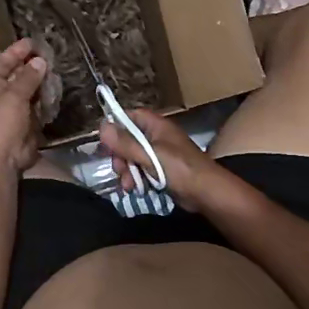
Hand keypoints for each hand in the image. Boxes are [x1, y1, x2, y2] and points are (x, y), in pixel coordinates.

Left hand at [0, 38, 49, 172]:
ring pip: (28, 89)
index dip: (16, 51)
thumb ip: (28, 77)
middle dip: (31, 65)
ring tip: (56, 69)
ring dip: (40, 81)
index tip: (32, 41)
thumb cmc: (0, 123)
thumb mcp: (13, 95)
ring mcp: (11, 108)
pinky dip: (45, 97)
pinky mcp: (24, 121)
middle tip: (50, 53)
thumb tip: (40, 61)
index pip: (1, 61)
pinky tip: (56, 89)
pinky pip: (36, 104)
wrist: (2, 159)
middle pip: (15, 74)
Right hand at [99, 108, 232, 211]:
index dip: (116, 125)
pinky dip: (136, 179)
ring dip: (126, 171)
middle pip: (128, 139)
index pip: (131, 116)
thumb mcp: (150, 155)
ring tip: (128, 185)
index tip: (105, 141)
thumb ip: (126, 143)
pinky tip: (135, 189)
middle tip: (119, 169)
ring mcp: (159, 155)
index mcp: (157, 126)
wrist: (206, 193)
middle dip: (120, 156)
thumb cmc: (181, 169)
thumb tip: (101, 127)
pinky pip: (141, 171)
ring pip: (132, 157)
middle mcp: (157, 137)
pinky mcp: (161, 171)